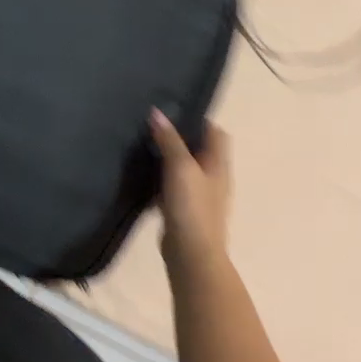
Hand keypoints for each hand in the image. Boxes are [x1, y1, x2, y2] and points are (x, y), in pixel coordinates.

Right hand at [149, 108, 230, 269]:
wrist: (192, 253)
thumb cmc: (192, 207)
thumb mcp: (180, 167)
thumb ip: (169, 140)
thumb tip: (157, 112)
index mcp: (219, 165)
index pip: (215, 132)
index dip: (198, 118)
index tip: (173, 108)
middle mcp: (213, 177)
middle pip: (199, 148)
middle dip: (179, 135)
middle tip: (152, 122)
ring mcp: (199, 194)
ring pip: (184, 166)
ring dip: (168, 155)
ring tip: (142, 141)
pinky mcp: (183, 207)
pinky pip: (172, 183)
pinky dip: (160, 175)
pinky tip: (142, 172)